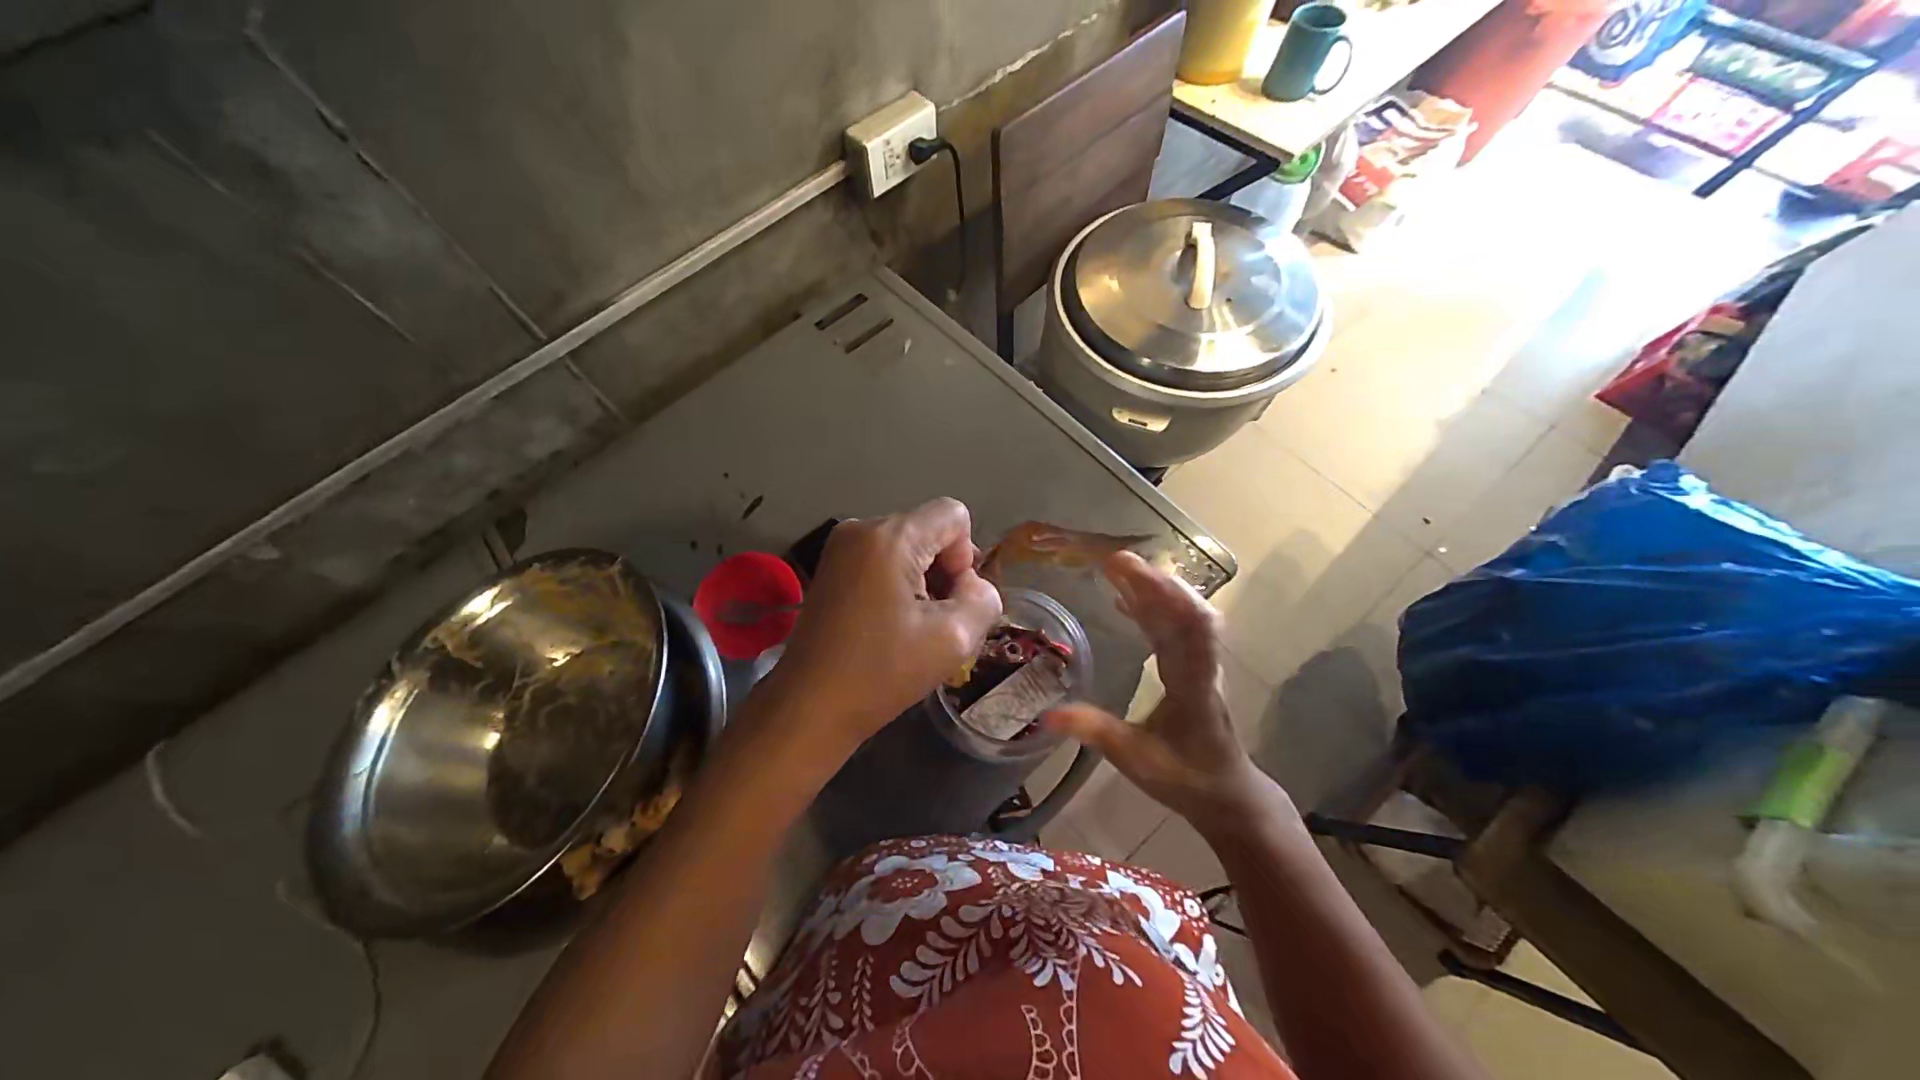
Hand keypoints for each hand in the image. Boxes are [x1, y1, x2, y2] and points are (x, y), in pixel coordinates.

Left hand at [763, 498, 1001, 750]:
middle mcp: (861, 528)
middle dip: (942, 571)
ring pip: (907, 548)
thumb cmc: (882, 672)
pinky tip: (888, 625)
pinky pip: (882, 561)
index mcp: (890, 536)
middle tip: (933, 623)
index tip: (948, 602)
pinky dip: (897, 586)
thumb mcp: (954, 639)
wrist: (809, 707)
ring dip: (921, 582)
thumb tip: (971, 584)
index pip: (954, 515)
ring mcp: (840, 548)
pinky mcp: (830, 568)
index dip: (965, 557)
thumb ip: (984, 599)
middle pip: (928, 530)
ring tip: (910, 628)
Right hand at [1045, 552, 1284, 832]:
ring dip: (1154, 588)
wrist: (1228, 792)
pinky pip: (1177, 626)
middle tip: (1112, 559)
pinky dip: (1154, 606)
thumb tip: (1047, 715)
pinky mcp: (1192, 665)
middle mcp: (1201, 666)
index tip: (1128, 571)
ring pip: (1184, 613)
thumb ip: (1096, 733)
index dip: (1162, 595)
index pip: (1189, 630)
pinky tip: (1127, 600)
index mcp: (1193, 686)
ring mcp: (1200, 663)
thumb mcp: (1137, 761)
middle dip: (1152, 581)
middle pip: (1186, 611)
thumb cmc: (1185, 778)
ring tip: (1117, 567)